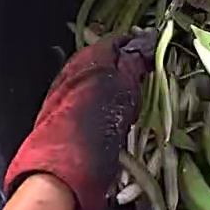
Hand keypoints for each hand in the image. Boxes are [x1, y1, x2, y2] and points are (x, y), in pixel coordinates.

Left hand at [5, 32, 155, 209]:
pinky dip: (100, 101)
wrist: (61, 168)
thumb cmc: (96, 128)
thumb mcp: (126, 91)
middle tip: (142, 81)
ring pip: (95, 78)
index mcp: (90, 57)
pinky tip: (110, 117)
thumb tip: (144, 44)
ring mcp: (63, 89)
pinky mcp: (59, 110)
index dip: (136, 46)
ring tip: (129, 102)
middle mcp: (73, 68)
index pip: (117, 40)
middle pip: (104, 59)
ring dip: (112, 85)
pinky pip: (86, 96)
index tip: (150, 57)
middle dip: (124, 67)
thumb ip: (134, 64)